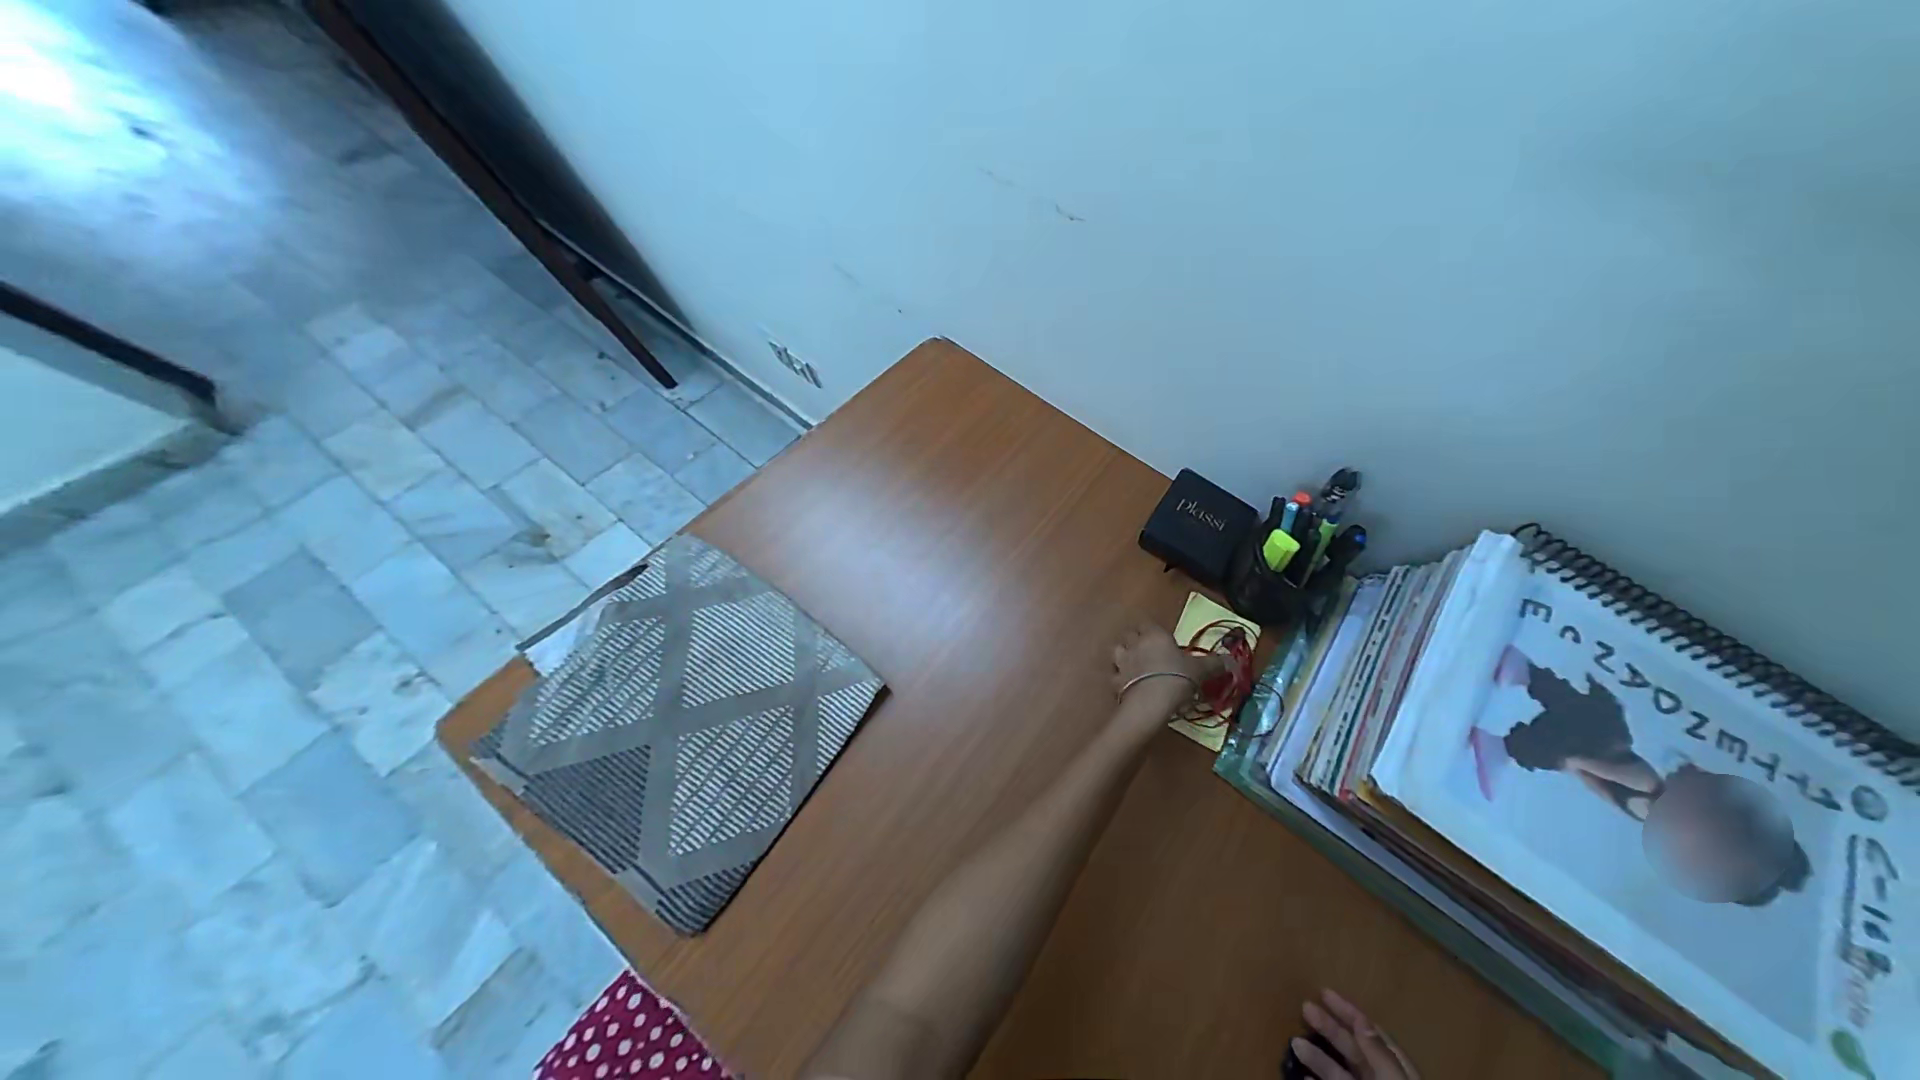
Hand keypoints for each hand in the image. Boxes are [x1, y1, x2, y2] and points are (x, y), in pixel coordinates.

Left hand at [1108, 621, 1218, 716]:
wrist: (1152, 701)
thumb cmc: (1178, 678)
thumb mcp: (1200, 670)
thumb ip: (1214, 664)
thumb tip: (1231, 660)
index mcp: (1155, 635)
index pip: (1148, 623)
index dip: (1153, 631)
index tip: (1163, 641)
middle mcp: (1135, 643)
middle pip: (1130, 634)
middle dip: (1136, 640)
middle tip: (1150, 652)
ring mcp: (1121, 661)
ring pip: (1117, 650)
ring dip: (1124, 655)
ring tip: (1135, 665)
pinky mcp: (1114, 680)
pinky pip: (1115, 674)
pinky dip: (1120, 677)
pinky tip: (1128, 684)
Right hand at [1296, 989, 1418, 1079]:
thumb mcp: (1394, 1079)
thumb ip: (1380, 1053)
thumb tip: (1361, 1019)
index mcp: (1397, 1066)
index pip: (1372, 1031)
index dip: (1349, 1011)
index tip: (1325, 992)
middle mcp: (1380, 1075)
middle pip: (1351, 1047)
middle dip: (1328, 1027)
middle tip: (1305, 1007)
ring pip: (1339, 1069)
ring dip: (1317, 1056)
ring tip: (1295, 1043)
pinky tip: (1303, 1074)